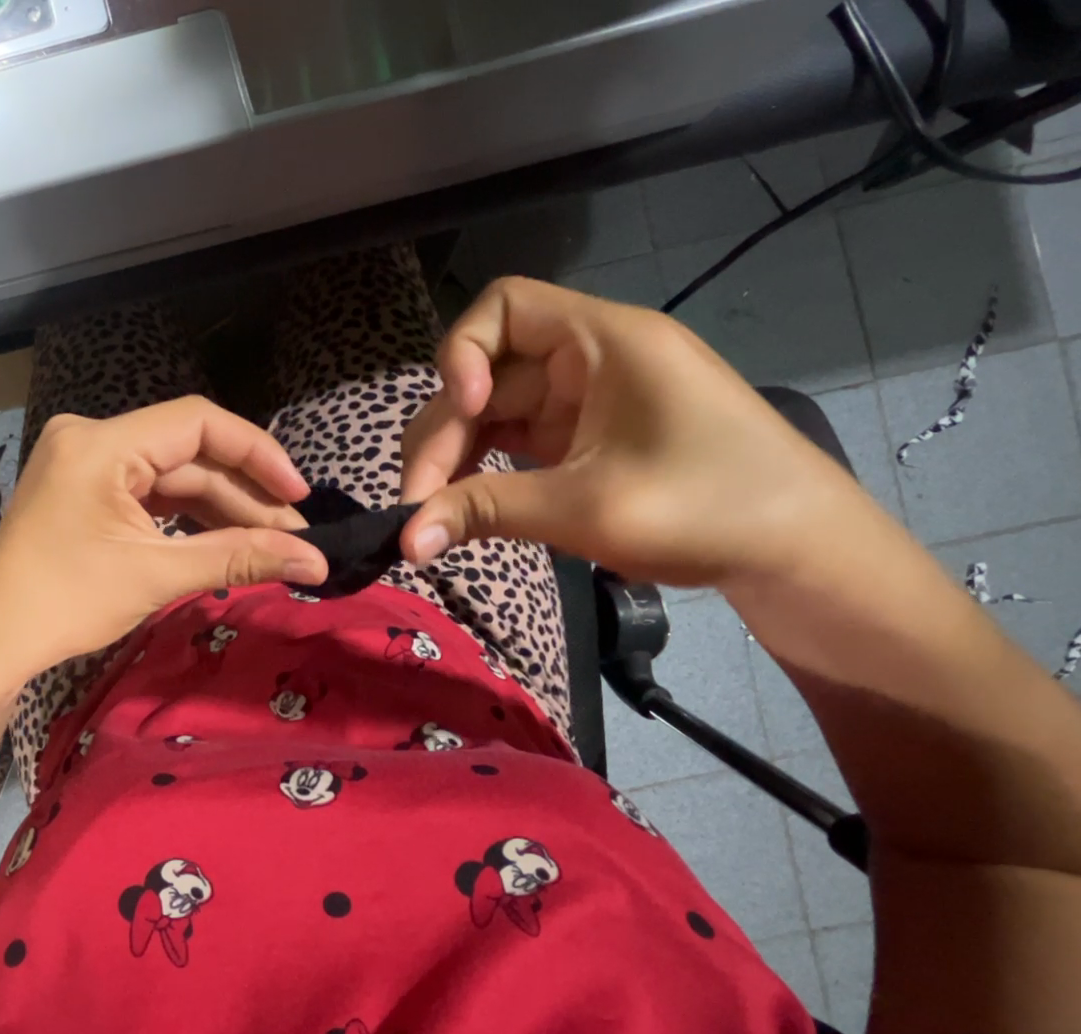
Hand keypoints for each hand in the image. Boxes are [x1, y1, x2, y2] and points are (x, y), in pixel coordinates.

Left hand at [0, 396, 328, 684]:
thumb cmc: (67, 604)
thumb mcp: (157, 575)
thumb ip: (240, 558)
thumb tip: (318, 563)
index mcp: (99, 444)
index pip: (197, 422)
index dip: (257, 453)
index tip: (298, 497)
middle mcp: (90, 438)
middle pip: (187, 453)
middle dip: (242, 496)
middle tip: (293, 537)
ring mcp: (84, 463)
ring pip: (171, 475)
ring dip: (219, 510)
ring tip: (271, 545)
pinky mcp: (84, 490)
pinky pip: (148, 492)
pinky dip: (186, 517)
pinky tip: (226, 540)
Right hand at [397, 277, 879, 586]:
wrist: (802, 555)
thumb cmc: (709, 511)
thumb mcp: (586, 508)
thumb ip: (484, 512)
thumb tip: (402, 540)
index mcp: (603, 343)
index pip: (504, 307)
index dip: (463, 352)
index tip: (464, 412)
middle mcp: (587, 360)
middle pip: (485, 373)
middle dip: (444, 434)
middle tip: (416, 504)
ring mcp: (584, 402)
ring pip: (491, 412)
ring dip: (454, 458)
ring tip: (431, 514)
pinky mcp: (583, 439)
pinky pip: (513, 442)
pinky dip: (482, 471)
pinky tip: (462, 508)